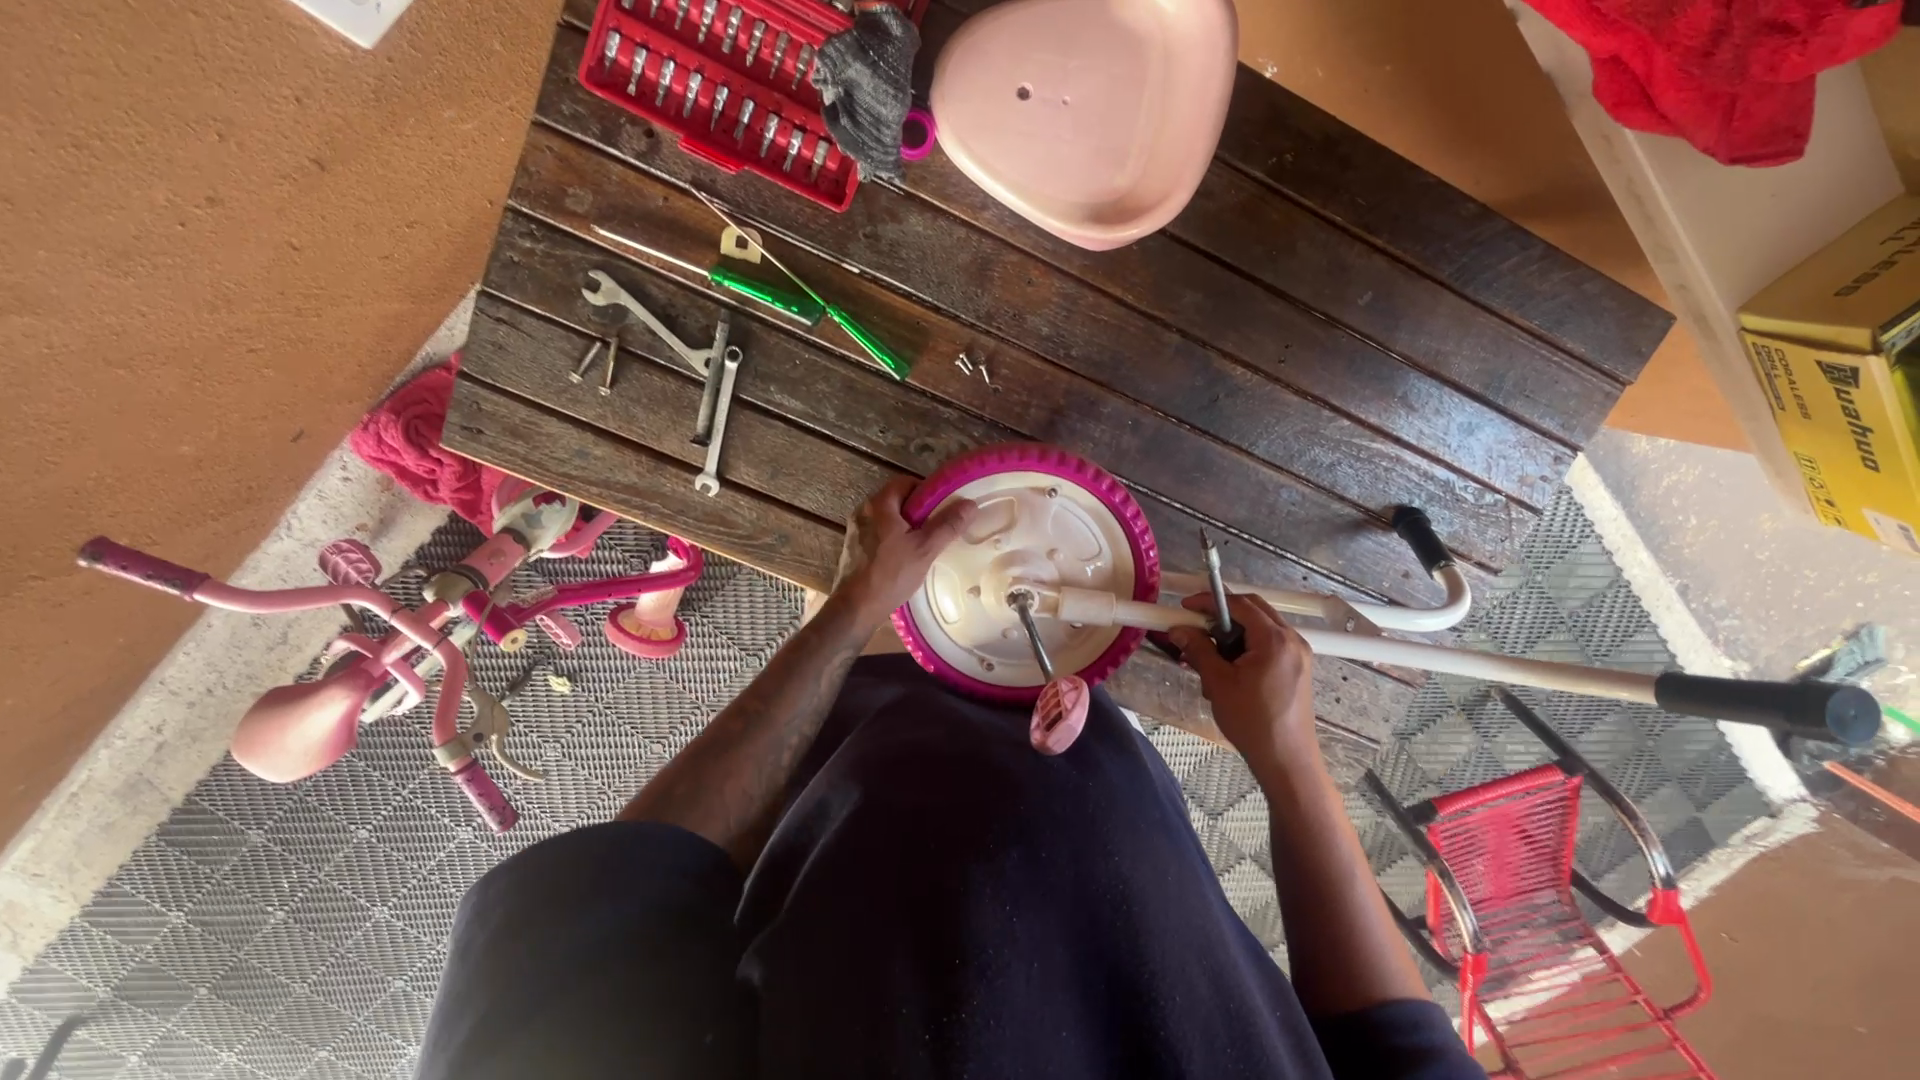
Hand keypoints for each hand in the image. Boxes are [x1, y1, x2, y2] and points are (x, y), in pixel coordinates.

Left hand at [832, 477, 976, 625]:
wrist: (856, 607)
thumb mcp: (925, 549)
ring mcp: (856, 530)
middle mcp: (864, 511)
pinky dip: (893, 538)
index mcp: (879, 504)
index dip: (926, 491)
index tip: (942, 506)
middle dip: (918, 510)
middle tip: (937, 525)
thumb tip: (970, 504)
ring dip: (906, 526)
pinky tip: (905, 556)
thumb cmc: (891, 574)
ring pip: (887, 519)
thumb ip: (947, 525)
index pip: (905, 482)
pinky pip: (878, 534)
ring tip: (924, 542)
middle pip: (896, 500)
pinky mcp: (853, 548)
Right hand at [1167, 593, 1317, 773]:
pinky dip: (1246, 648)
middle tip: (1195, 627)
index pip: (1240, 604)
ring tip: (1208, 655)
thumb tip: (1178, 630)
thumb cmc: (1252, 722)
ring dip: (1233, 633)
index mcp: (1275, 640)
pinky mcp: (1297, 669)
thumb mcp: (1219, 683)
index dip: (1210, 601)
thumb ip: (1198, 650)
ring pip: (1261, 628)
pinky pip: (1269, 645)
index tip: (1185, 608)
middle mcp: (1292, 640)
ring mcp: (1298, 655)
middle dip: (1222, 615)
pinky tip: (1227, 669)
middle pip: (1254, 610)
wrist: (1286, 760)